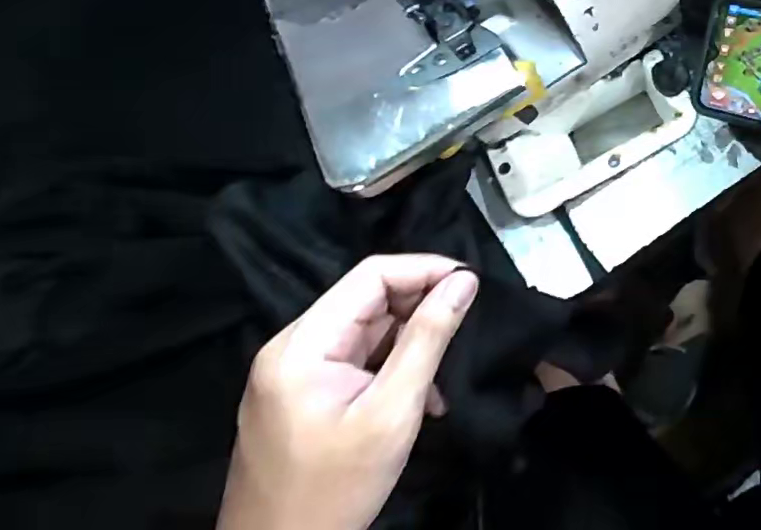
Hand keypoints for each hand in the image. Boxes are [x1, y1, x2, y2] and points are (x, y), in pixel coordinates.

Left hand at [217, 256, 479, 529]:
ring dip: (410, 340)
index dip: (424, 269)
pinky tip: (419, 394)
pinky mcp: (301, 394)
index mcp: (303, 343)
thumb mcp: (393, 411)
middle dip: (420, 307)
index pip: (371, 274)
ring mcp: (293, 371)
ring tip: (443, 372)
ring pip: (367, 327)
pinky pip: (356, 357)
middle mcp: (292, 346)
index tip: (469, 283)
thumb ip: (429, 337)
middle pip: (368, 298)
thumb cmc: (335, 492)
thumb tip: (464, 280)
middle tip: (462, 326)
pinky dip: (391, 365)